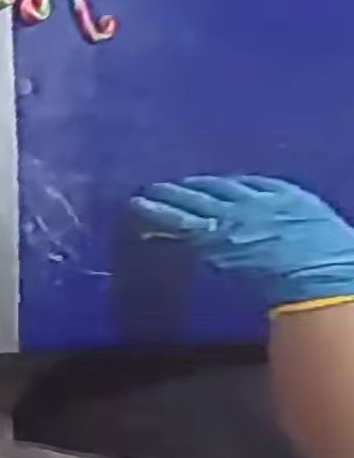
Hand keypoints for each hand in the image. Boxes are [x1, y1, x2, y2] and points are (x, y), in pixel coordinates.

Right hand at [132, 176, 353, 308]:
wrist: (323, 275)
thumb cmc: (264, 279)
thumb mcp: (217, 262)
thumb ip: (190, 245)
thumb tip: (158, 235)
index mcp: (211, 232)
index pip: (172, 215)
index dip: (152, 207)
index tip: (134, 201)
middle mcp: (234, 211)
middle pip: (196, 197)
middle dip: (172, 192)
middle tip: (154, 187)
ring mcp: (266, 201)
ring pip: (226, 186)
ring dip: (204, 183)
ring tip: (188, 181)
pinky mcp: (294, 197)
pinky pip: (263, 182)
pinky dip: (243, 180)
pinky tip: (234, 179)